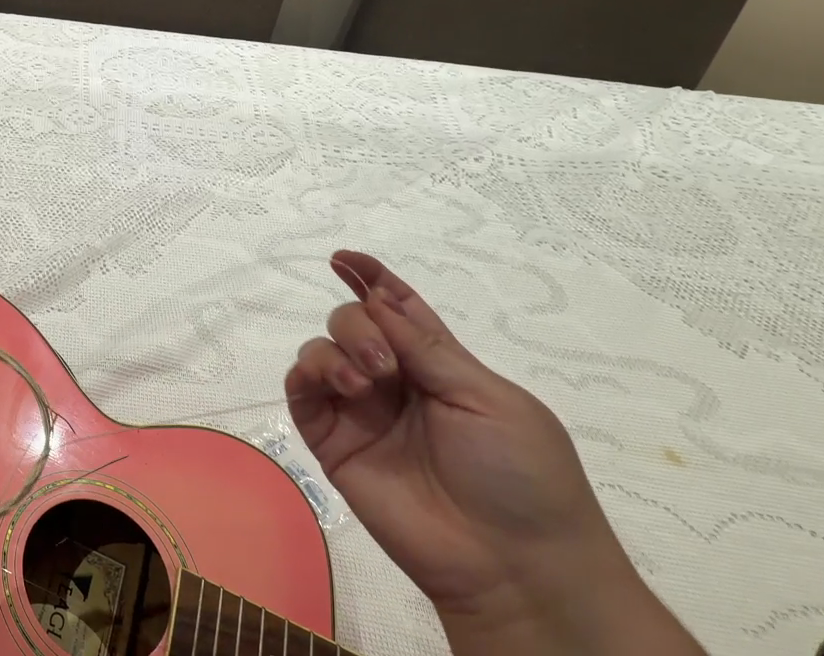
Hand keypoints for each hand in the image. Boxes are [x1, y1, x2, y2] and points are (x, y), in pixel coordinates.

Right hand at [284, 251, 702, 655]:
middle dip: (359, 326)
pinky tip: (336, 387)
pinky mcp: (330, 440)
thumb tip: (375, 299)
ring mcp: (358, 411)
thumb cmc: (522, 475)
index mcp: (440, 367)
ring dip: (337, 350)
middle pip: (353, 323)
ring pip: (321, 350)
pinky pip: (301, 390)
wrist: (510, 563)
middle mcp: (393, 382)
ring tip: (366, 384)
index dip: (373, 280)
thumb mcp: (485, 397)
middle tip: (385, 365)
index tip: (344, 259)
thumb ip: (424, 347)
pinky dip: (308, 374)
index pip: (399, 311)